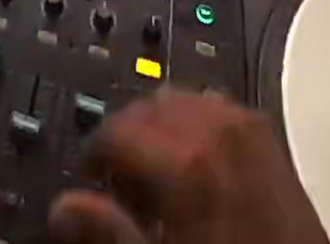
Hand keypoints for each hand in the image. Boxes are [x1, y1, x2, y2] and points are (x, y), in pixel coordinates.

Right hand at [49, 88, 328, 243]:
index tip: (91, 179)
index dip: (94, 156)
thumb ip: (111, 229)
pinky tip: (195, 160)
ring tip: (159, 171)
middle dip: (126, 137)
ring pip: (177, 99)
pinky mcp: (266, 137)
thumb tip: (63, 207)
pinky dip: (193, 123)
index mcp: (187, 160)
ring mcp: (244, 128)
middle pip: (143, 107)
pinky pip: (212, 106)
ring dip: (158, 126)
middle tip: (123, 181)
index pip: (114, 132)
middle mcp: (214, 130)